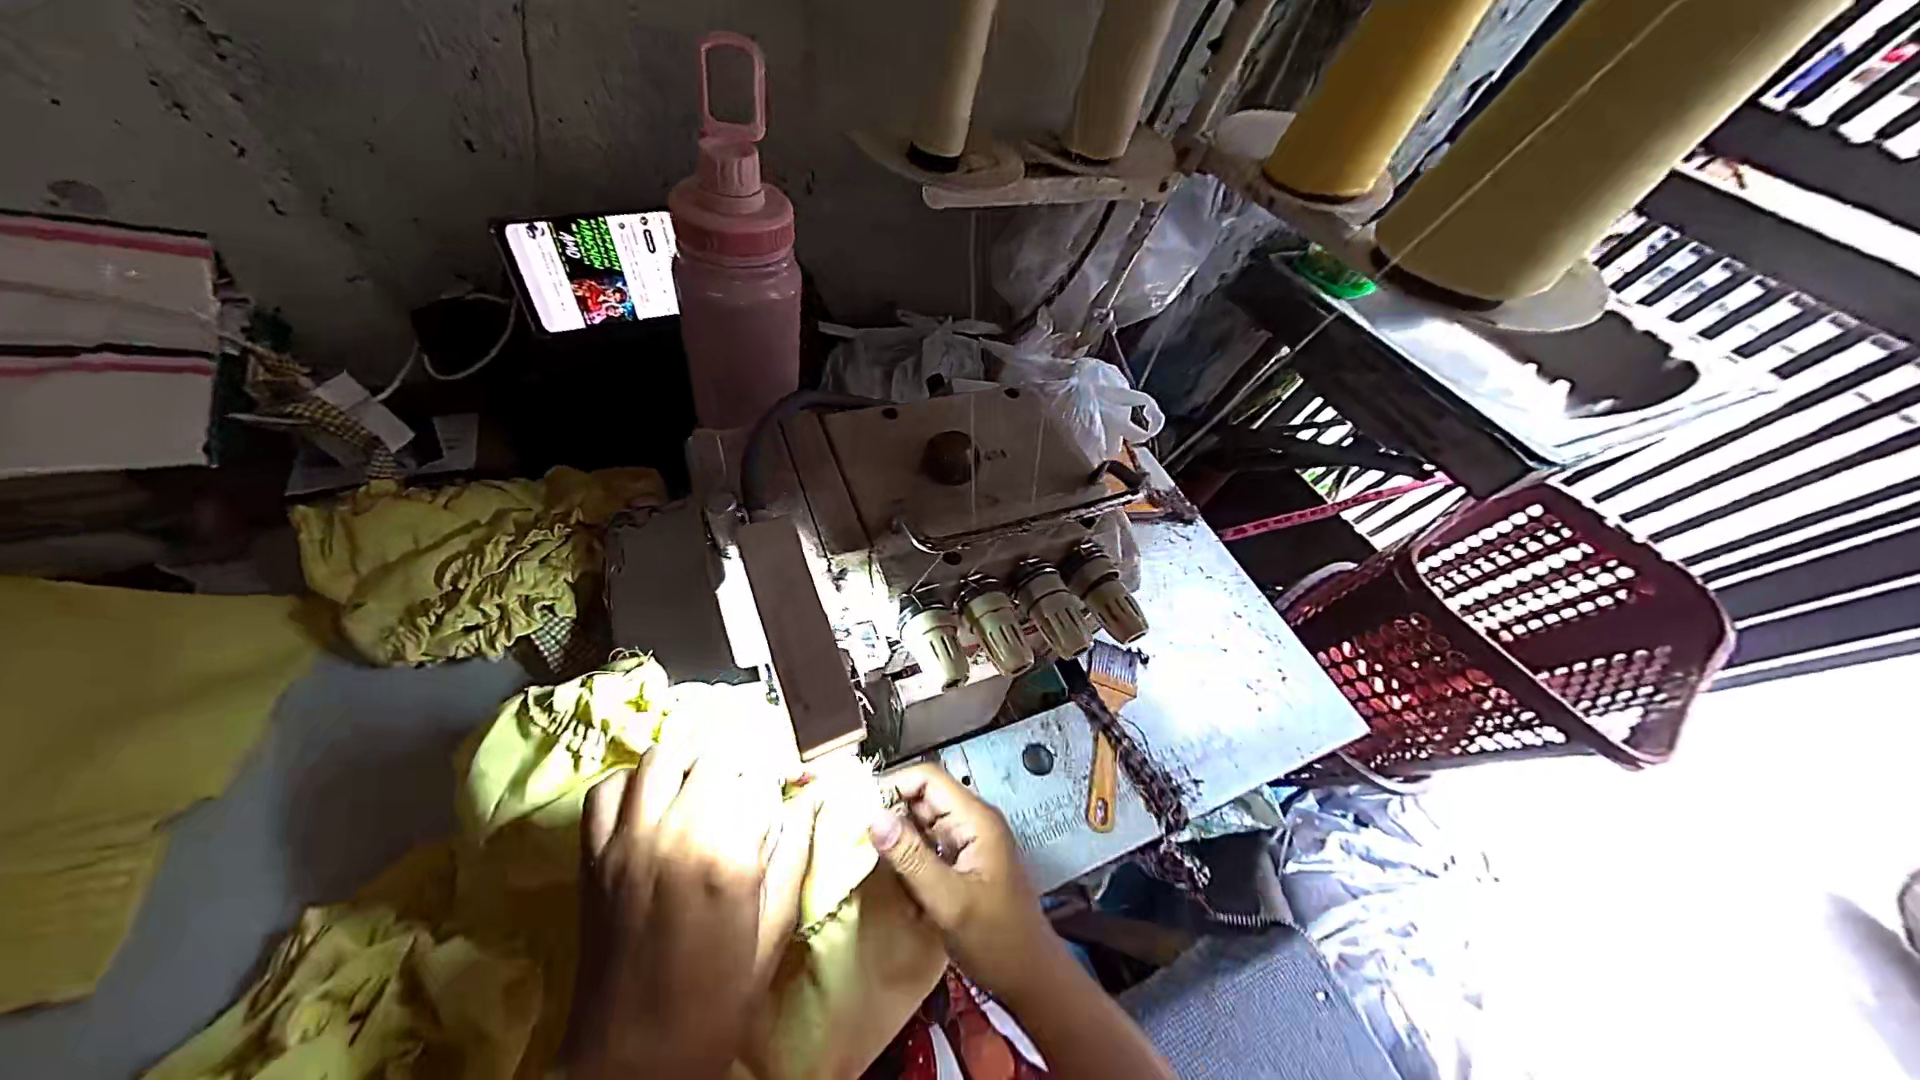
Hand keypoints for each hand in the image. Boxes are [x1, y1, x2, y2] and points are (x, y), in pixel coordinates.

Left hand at [567, 742, 813, 1079]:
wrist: (632, 1060)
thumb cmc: (717, 1000)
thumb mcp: (774, 928)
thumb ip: (796, 851)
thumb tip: (813, 797)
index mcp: (726, 857)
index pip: (760, 777)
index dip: (783, 773)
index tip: (793, 781)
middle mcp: (674, 835)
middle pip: (714, 758)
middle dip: (744, 762)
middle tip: (755, 781)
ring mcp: (626, 842)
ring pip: (660, 759)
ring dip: (692, 758)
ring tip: (709, 775)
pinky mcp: (593, 856)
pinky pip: (607, 789)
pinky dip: (634, 780)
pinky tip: (654, 796)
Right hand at [869, 763, 1067, 999]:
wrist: (1031, 976)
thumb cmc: (997, 940)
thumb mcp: (949, 901)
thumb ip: (911, 858)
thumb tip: (874, 818)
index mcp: (976, 819)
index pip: (928, 778)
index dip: (893, 785)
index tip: (859, 808)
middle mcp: (973, 821)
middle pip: (924, 796)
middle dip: (890, 810)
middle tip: (855, 832)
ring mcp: (969, 840)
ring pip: (924, 820)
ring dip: (898, 833)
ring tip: (865, 851)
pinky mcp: (963, 861)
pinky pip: (930, 843)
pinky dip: (909, 852)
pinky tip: (890, 872)